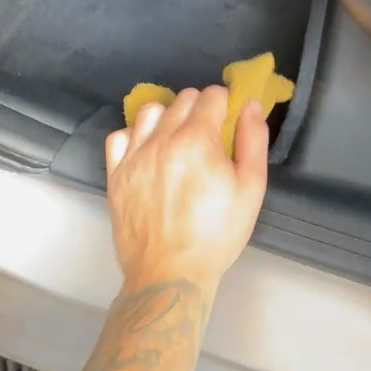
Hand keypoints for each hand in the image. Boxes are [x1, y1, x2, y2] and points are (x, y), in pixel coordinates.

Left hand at [103, 85, 268, 290]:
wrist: (169, 276)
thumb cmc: (217, 233)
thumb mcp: (252, 187)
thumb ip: (253, 139)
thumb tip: (251, 105)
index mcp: (198, 139)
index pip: (212, 94)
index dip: (226, 105)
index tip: (229, 124)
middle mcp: (162, 139)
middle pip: (184, 99)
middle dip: (201, 109)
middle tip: (209, 137)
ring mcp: (135, 157)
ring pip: (151, 111)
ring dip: (168, 117)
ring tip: (177, 141)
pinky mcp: (116, 175)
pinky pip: (120, 136)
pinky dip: (135, 137)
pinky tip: (148, 153)